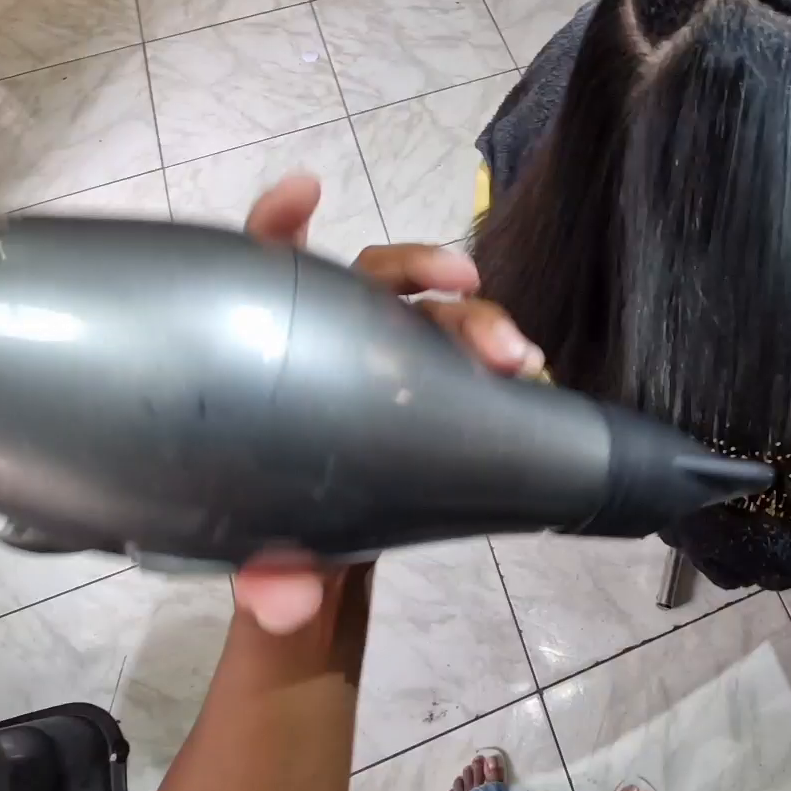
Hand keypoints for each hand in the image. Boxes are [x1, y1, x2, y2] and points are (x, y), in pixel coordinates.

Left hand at [230, 174, 542, 633]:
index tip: (309, 193)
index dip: (282, 226)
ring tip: (516, 354)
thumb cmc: (272, 526)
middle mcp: (335, 341)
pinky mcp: (432, 390)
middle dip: (422, 270)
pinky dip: (497, 355)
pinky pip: (468, 357)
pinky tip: (531, 371)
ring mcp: (389, 363)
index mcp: (274, 352)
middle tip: (468, 286)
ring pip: (436, 315)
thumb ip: (263, 572)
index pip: (269, 270)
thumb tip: (284, 598)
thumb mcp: (259, 546)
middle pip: (375, 281)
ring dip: (476, 319)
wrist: (320, 556)